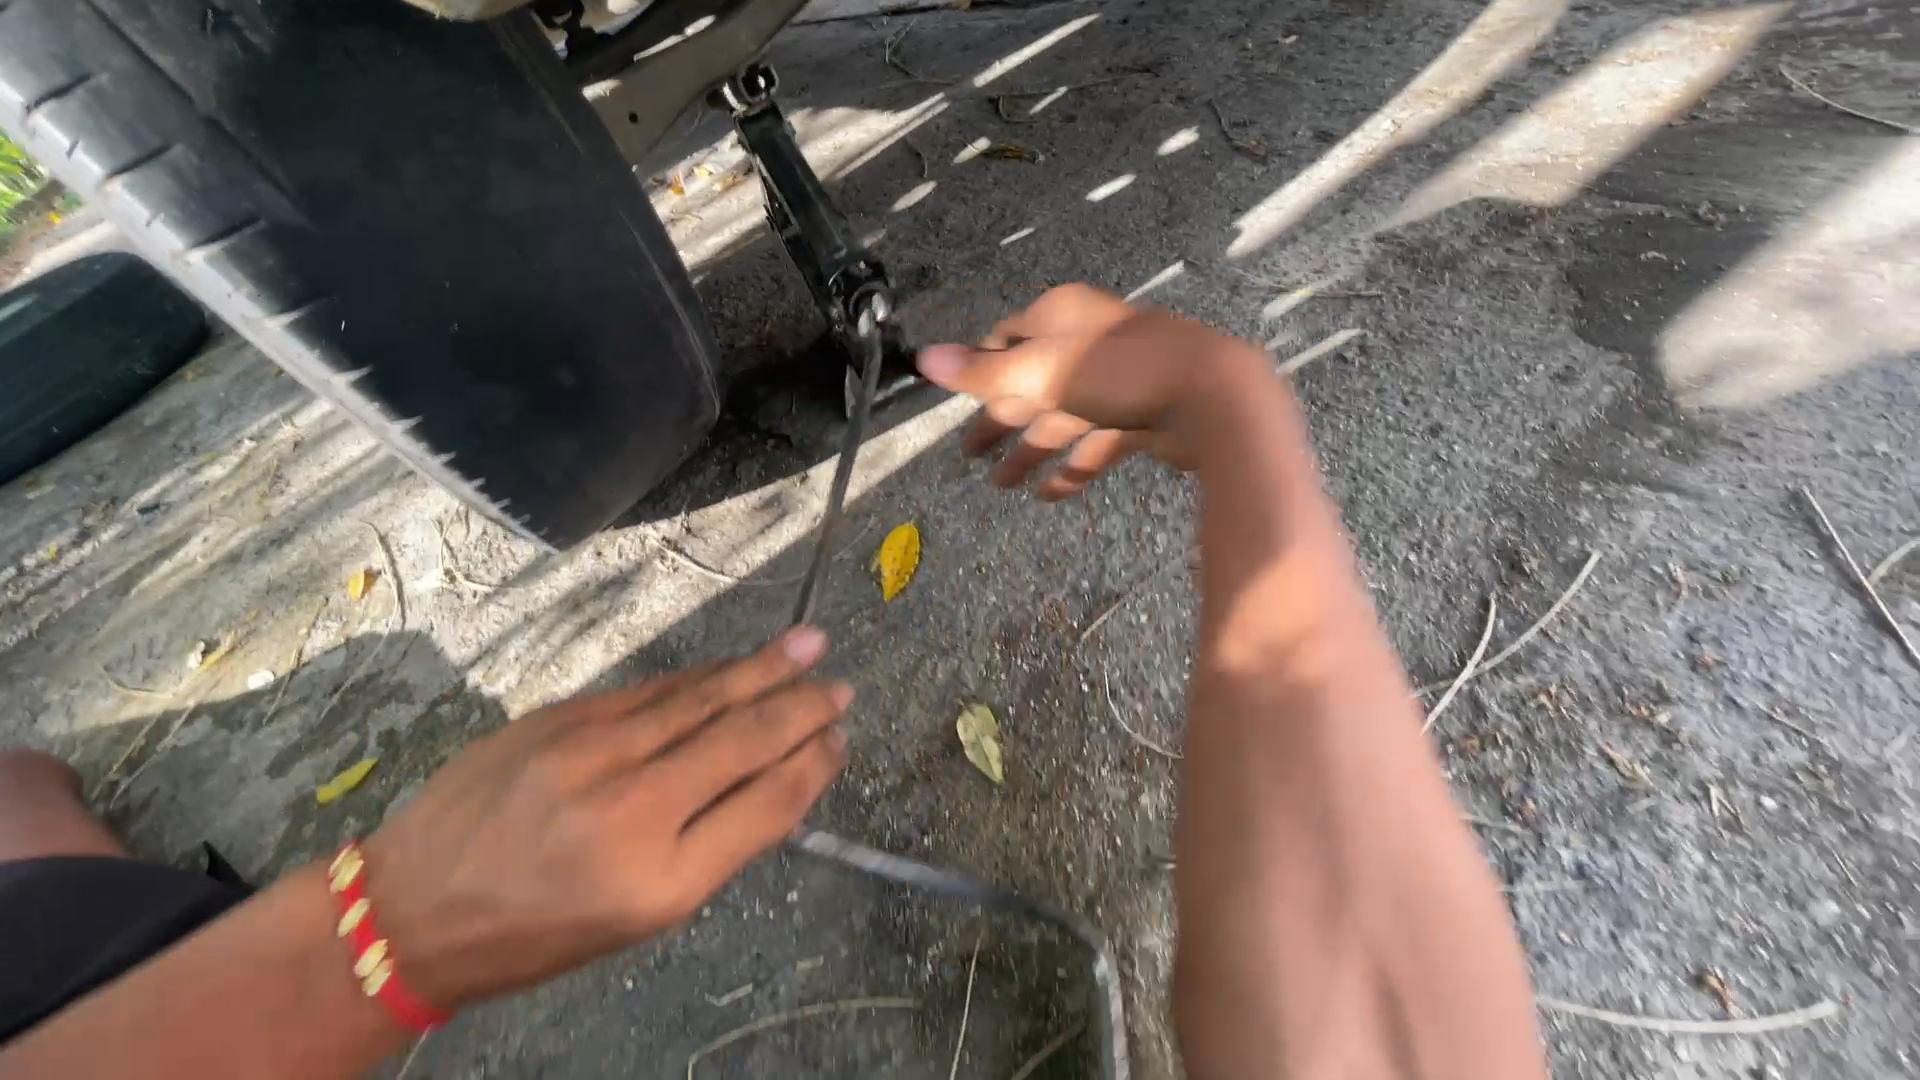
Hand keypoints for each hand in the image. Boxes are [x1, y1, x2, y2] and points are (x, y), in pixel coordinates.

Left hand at [356, 627, 848, 1009]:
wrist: (410, 907)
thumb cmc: (540, 930)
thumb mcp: (641, 914)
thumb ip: (716, 842)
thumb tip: (780, 774)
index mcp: (659, 880)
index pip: (764, 804)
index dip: (811, 764)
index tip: (838, 739)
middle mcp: (632, 808)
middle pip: (742, 738)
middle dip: (801, 705)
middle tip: (840, 684)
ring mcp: (591, 752)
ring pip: (701, 698)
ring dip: (762, 669)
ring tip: (808, 643)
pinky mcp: (561, 718)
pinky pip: (652, 689)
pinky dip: (704, 676)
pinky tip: (734, 664)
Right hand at [916, 283, 1266, 496]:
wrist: (1213, 397)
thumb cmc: (1120, 372)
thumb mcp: (1041, 370)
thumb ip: (982, 371)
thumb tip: (922, 357)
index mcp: (1060, 319)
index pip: (1006, 338)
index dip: (981, 369)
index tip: (960, 401)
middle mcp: (1087, 344)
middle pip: (1031, 385)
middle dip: (1000, 422)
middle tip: (971, 456)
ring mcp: (1118, 381)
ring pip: (1062, 418)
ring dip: (1032, 452)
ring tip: (1004, 487)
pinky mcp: (1142, 415)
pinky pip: (1097, 442)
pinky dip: (1074, 466)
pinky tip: (1053, 493)